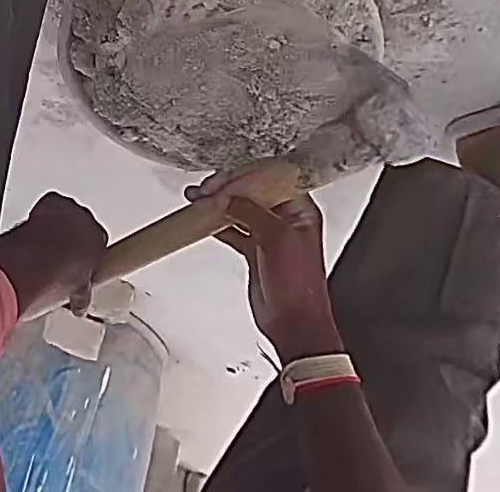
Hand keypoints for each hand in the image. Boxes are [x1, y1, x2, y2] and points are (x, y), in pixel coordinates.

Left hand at [0, 192, 107, 316]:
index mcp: (99, 238)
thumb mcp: (78, 290)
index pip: (97, 241)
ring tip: (44, 242)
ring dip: (57, 224)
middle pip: (81, 224)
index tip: (76, 260)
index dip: (85, 251)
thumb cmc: (61, 273)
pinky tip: (37, 227)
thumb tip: (79, 305)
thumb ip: (82, 293)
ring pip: (65, 213)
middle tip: (58, 253)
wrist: (44, 257)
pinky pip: (50, 204)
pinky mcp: (53, 200)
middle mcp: (88, 219)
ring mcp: (69, 208)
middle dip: (71, 236)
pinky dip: (43, 212)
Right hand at [190, 178, 340, 359]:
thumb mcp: (276, 238)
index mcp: (300, 210)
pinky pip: (233, 227)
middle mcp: (286, 219)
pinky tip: (203, 217)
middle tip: (208, 188)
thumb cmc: (299, 287)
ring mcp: (269, 233)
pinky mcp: (255, 248)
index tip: (226, 177)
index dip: (247, 174)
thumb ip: (250, 211)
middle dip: (228, 187)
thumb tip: (229, 196)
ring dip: (218, 202)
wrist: (293, 324)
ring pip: (239, 207)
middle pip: (253, 191)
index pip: (272, 179)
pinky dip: (217, 221)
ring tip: (199, 198)